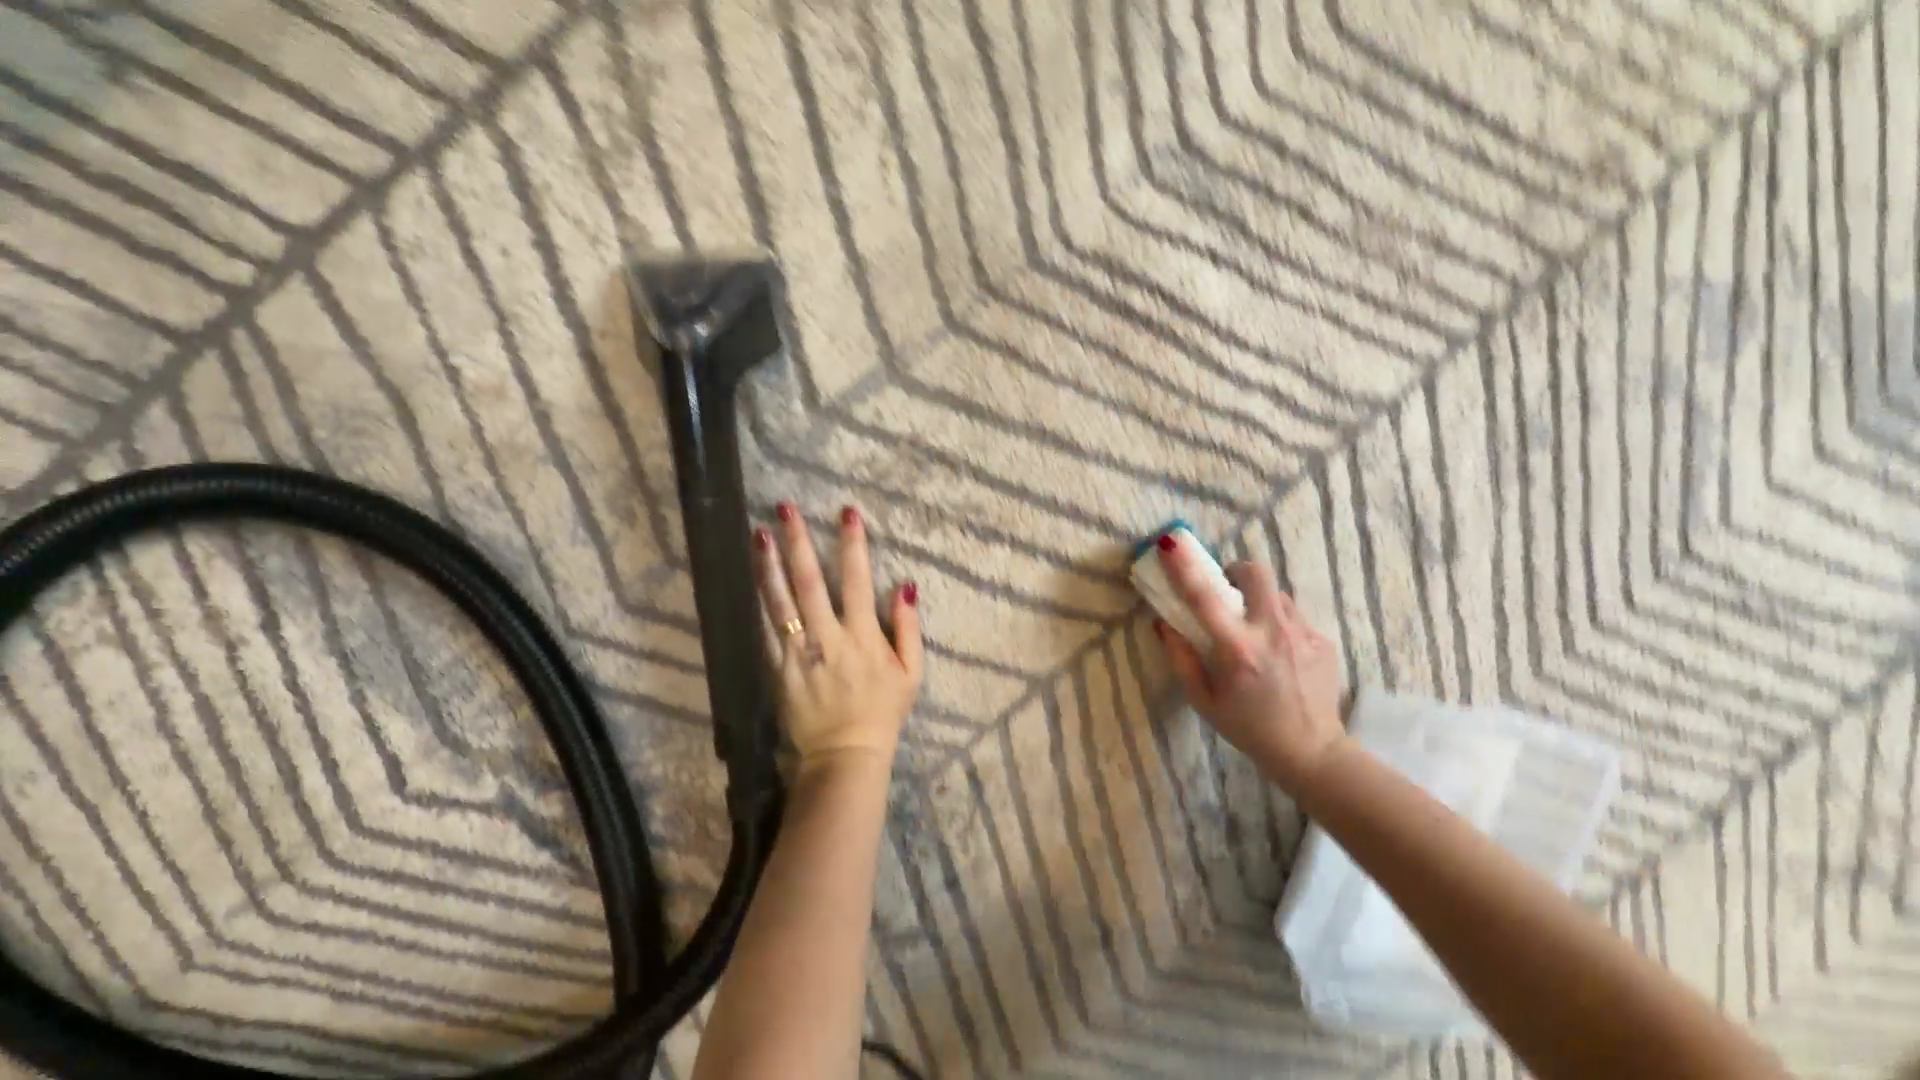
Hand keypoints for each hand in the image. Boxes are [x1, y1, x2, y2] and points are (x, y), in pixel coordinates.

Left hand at [753, 502, 923, 772]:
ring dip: (768, 566)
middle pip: (808, 582)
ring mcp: (798, 653)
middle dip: (797, 542)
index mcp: (862, 637)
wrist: (844, 753)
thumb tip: (905, 587)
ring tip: (759, 535)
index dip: (852, 544)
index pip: (856, 580)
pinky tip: (754, 579)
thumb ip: (908, 629)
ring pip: (779, 601)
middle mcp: (827, 637)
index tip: (846, 513)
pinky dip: (760, 602)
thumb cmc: (883, 711)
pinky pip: (766, 629)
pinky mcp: (778, 668)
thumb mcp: (911, 673)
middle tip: (785, 510)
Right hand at [1151, 532, 1349, 789]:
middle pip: (1255, 573)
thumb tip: (1162, 623)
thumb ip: (1181, 658)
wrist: (1310, 751)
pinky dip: (1279, 624)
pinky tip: (1278, 654)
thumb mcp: (1203, 700)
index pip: (1204, 596)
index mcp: (1237, 650)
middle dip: (1237, 571)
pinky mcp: (1322, 640)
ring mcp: (1302, 634)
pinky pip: (1295, 617)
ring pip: (1277, 594)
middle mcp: (1272, 633)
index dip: (1184, 566)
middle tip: (1227, 590)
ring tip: (1254, 629)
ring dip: (1259, 601)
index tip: (1170, 542)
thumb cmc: (1248, 728)